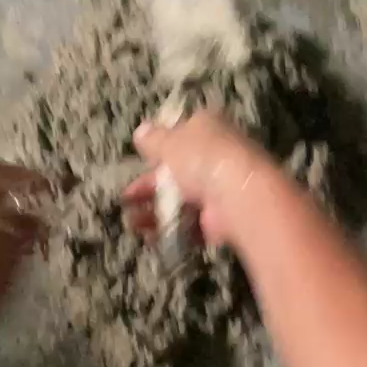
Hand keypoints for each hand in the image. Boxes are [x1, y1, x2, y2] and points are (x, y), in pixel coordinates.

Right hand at [124, 112, 276, 246]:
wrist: (239, 197)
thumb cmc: (202, 158)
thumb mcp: (169, 142)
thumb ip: (153, 139)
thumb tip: (142, 131)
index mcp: (207, 129)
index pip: (180, 134)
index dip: (159, 148)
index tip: (140, 160)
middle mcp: (215, 157)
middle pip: (176, 173)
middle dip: (148, 187)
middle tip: (126, 199)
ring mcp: (219, 190)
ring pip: (180, 201)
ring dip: (153, 212)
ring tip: (132, 223)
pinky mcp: (220, 219)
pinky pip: (189, 225)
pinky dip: (169, 231)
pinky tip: (149, 237)